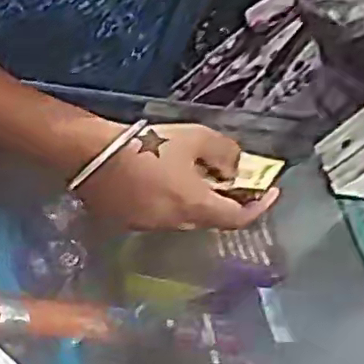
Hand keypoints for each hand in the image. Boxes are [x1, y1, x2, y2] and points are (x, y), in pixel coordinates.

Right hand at [75, 122, 277, 230]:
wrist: (93, 157)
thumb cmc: (147, 146)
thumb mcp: (198, 138)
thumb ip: (227, 155)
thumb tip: (232, 171)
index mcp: (194, 206)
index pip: (238, 219)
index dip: (259, 207)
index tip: (270, 192)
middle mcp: (171, 224)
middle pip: (206, 220)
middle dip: (221, 202)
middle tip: (226, 182)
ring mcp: (144, 226)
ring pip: (178, 219)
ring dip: (189, 204)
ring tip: (187, 182)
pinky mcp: (122, 223)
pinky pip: (153, 217)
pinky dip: (164, 205)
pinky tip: (157, 187)